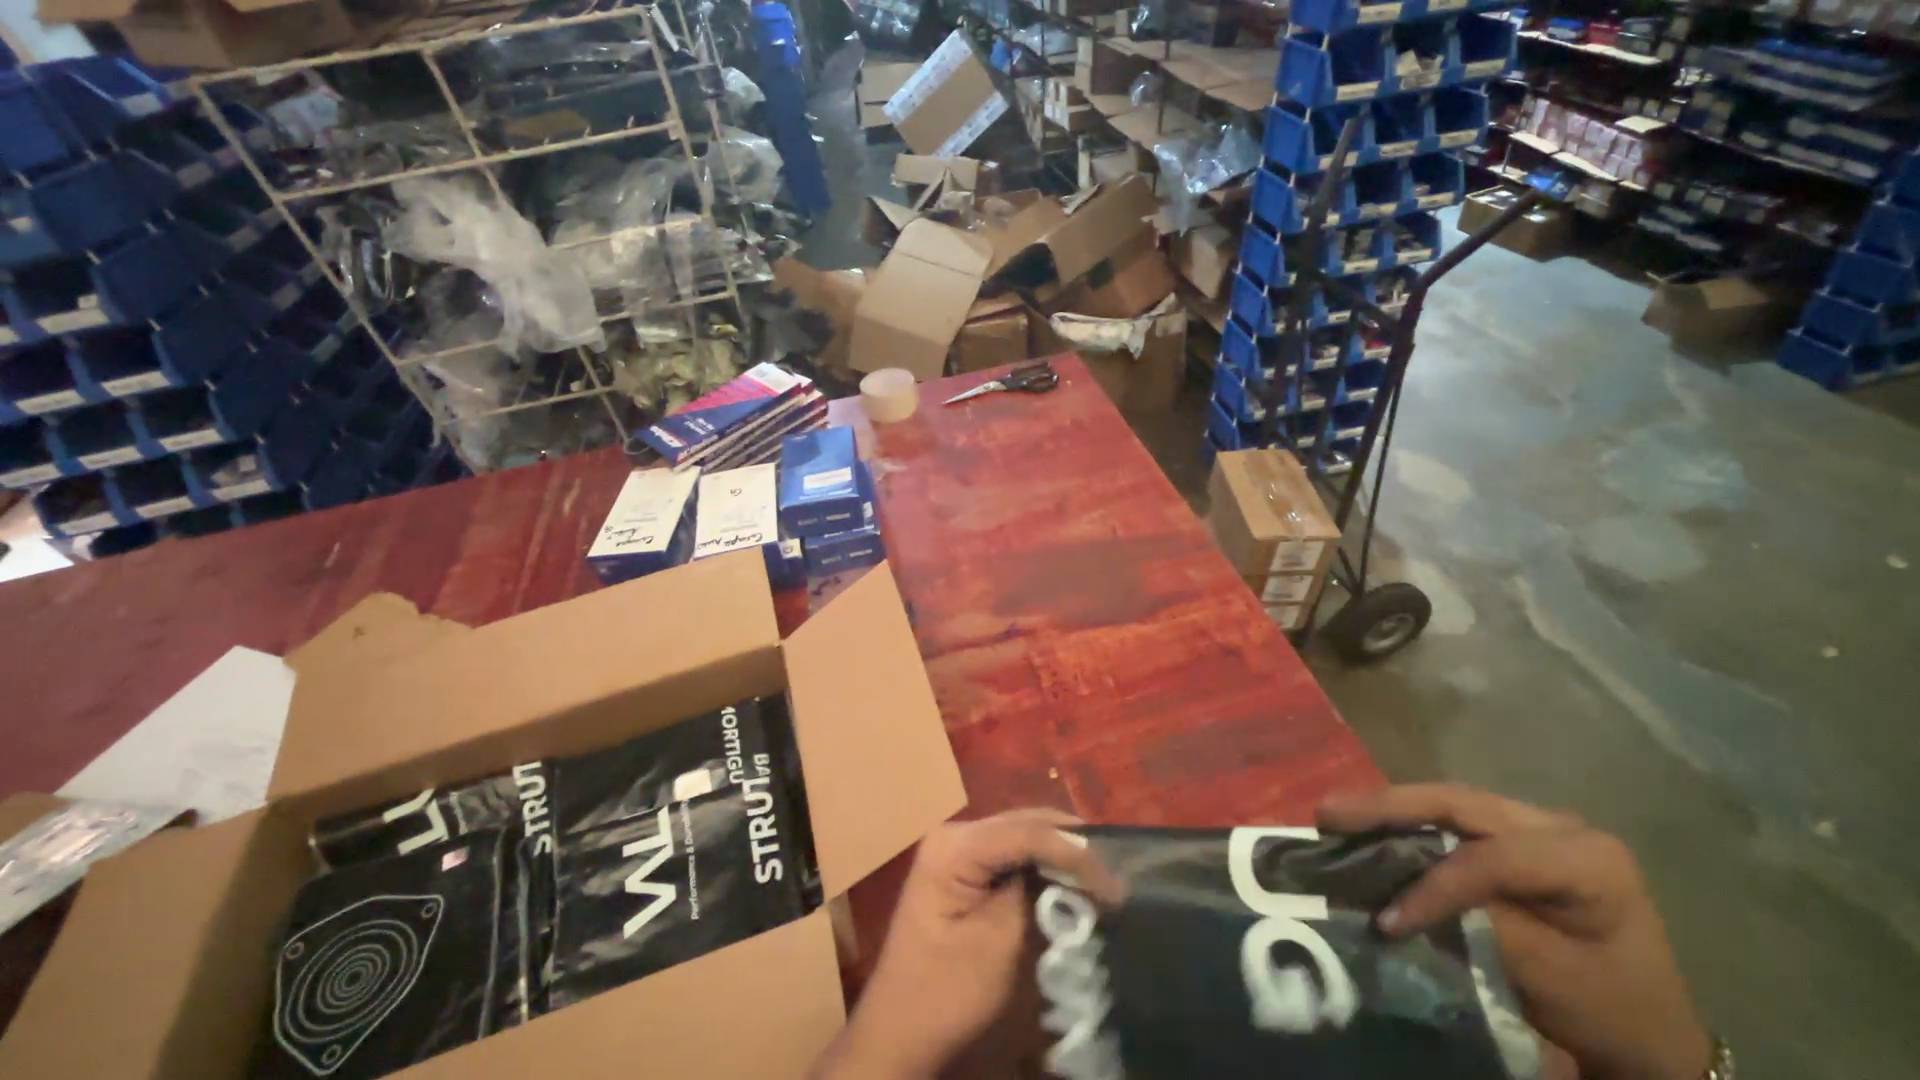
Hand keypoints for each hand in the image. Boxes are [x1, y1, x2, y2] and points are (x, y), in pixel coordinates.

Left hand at [810, 808, 1121, 1079]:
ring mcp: (954, 849)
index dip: (1076, 853)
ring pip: (1021, 835)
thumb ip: (1035, 892)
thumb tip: (1071, 867)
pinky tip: (1068, 882)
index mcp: (954, 846)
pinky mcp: (962, 869)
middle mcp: (953, 833)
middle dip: (1072, 847)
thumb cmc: (947, 991)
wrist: (901, 1030)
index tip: (1116, 886)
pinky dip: (1042, 865)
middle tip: (1115, 879)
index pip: (1028, 831)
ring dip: (1060, 854)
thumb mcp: (999, 942)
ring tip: (1100, 880)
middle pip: (1025, 823)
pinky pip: (1010, 854)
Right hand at [1318, 784, 1712, 1079]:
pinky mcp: (1520, 841)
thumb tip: (1402, 899)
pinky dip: (1409, 826)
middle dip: (1390, 806)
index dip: (1432, 883)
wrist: (1648, 1035)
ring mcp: (1539, 829)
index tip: (1386, 921)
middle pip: (1462, 804)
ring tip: (1336, 814)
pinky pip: (1456, 823)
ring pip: (1452, 806)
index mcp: (1585, 858)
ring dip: (1392, 810)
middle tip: (1328, 812)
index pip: (1492, 857)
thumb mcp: (1548, 975)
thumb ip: (1479, 923)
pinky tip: (1371, 829)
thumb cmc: (1606, 1009)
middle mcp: (1561, 826)